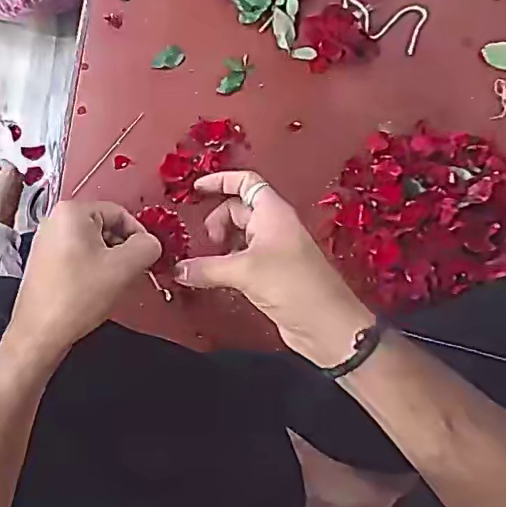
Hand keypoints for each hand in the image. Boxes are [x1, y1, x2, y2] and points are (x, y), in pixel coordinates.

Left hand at [5, 200, 161, 358]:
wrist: (39, 334)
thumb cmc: (77, 296)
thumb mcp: (124, 268)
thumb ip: (147, 247)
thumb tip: (151, 244)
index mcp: (72, 212)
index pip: (120, 214)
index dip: (139, 235)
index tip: (146, 258)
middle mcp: (55, 220)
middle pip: (106, 227)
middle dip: (123, 249)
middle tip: (131, 272)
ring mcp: (47, 241)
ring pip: (94, 244)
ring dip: (109, 262)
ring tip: (112, 284)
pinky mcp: (44, 262)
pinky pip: (78, 256)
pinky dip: (93, 269)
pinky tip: (95, 290)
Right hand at [174, 170, 373, 367]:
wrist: (327, 325)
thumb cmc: (293, 285)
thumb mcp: (245, 271)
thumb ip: (207, 268)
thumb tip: (178, 270)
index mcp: (272, 212)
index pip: (245, 182)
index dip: (220, 181)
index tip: (196, 190)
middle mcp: (273, 226)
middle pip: (237, 209)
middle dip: (216, 221)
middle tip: (206, 242)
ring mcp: (274, 250)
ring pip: (239, 236)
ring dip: (220, 245)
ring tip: (206, 262)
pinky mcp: (272, 274)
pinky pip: (242, 259)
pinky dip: (226, 263)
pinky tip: (215, 277)